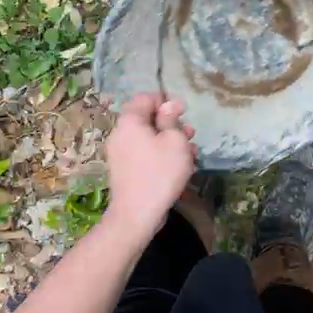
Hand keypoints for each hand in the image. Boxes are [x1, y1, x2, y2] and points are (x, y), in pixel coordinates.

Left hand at [101, 94, 196, 238]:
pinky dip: (162, 156)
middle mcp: (121, 134)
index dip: (167, 102)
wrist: (137, 214)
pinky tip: (180, 168)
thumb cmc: (160, 172)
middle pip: (149, 119)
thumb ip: (172, 119)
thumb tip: (169, 105)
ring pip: (150, 139)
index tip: (183, 113)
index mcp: (130, 121)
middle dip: (172, 125)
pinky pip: (145, 154)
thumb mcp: (175, 141)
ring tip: (192, 155)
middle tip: (191, 135)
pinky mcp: (125, 170)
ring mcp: (121, 154)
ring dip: (171, 142)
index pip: (146, 98)